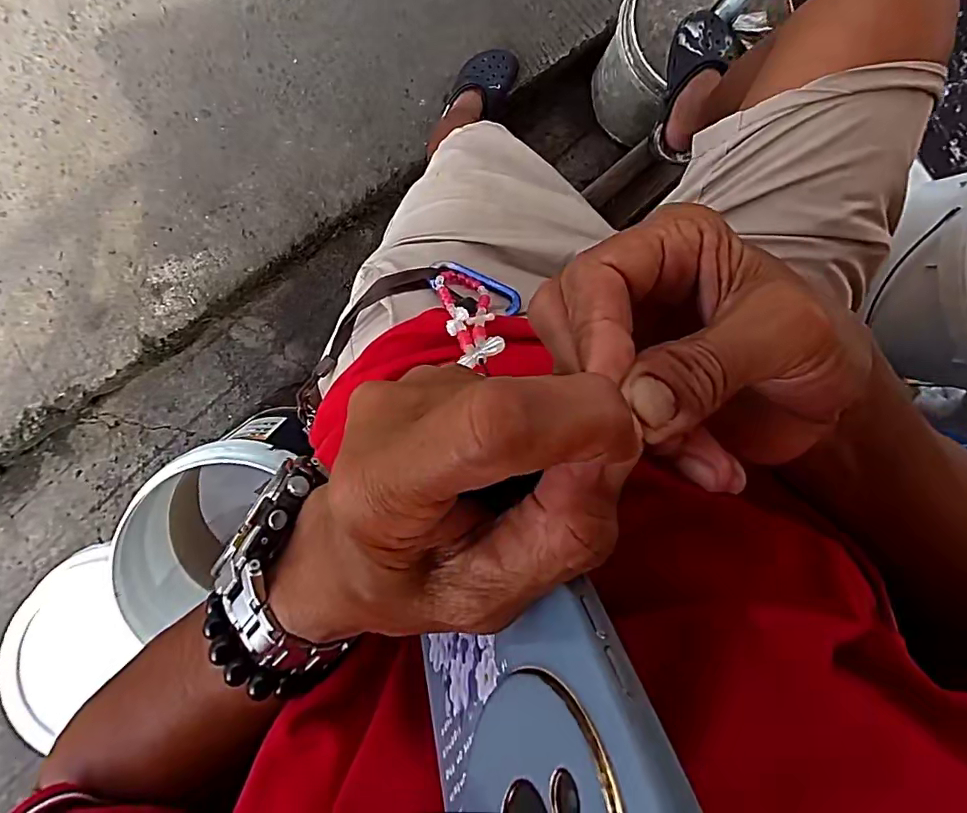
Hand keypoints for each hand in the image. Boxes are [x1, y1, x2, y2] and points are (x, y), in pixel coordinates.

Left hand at [268, 365, 640, 640]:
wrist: (343, 541)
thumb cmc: (407, 584)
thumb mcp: (490, 598)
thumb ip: (558, 534)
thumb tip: (613, 448)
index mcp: (386, 484)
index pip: (490, 423)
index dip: (577, 421)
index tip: (622, 451)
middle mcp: (389, 412)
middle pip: (515, 396)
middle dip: (574, 434)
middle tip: (557, 493)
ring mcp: (400, 381)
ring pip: (515, 385)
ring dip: (543, 431)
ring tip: (504, 483)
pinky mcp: (416, 369)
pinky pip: (498, 383)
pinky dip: (520, 418)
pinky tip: (485, 458)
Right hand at [529, 203, 871, 491]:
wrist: (838, 405)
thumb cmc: (824, 347)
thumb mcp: (785, 340)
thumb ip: (707, 365)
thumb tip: (634, 402)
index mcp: (669, 242)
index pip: (596, 274)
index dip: (595, 329)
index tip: (613, 389)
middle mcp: (629, 280)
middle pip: (563, 318)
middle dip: (603, 382)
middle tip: (645, 430)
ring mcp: (616, 332)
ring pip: (571, 371)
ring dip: (626, 425)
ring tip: (699, 454)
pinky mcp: (616, 381)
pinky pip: (595, 413)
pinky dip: (642, 450)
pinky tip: (700, 463)